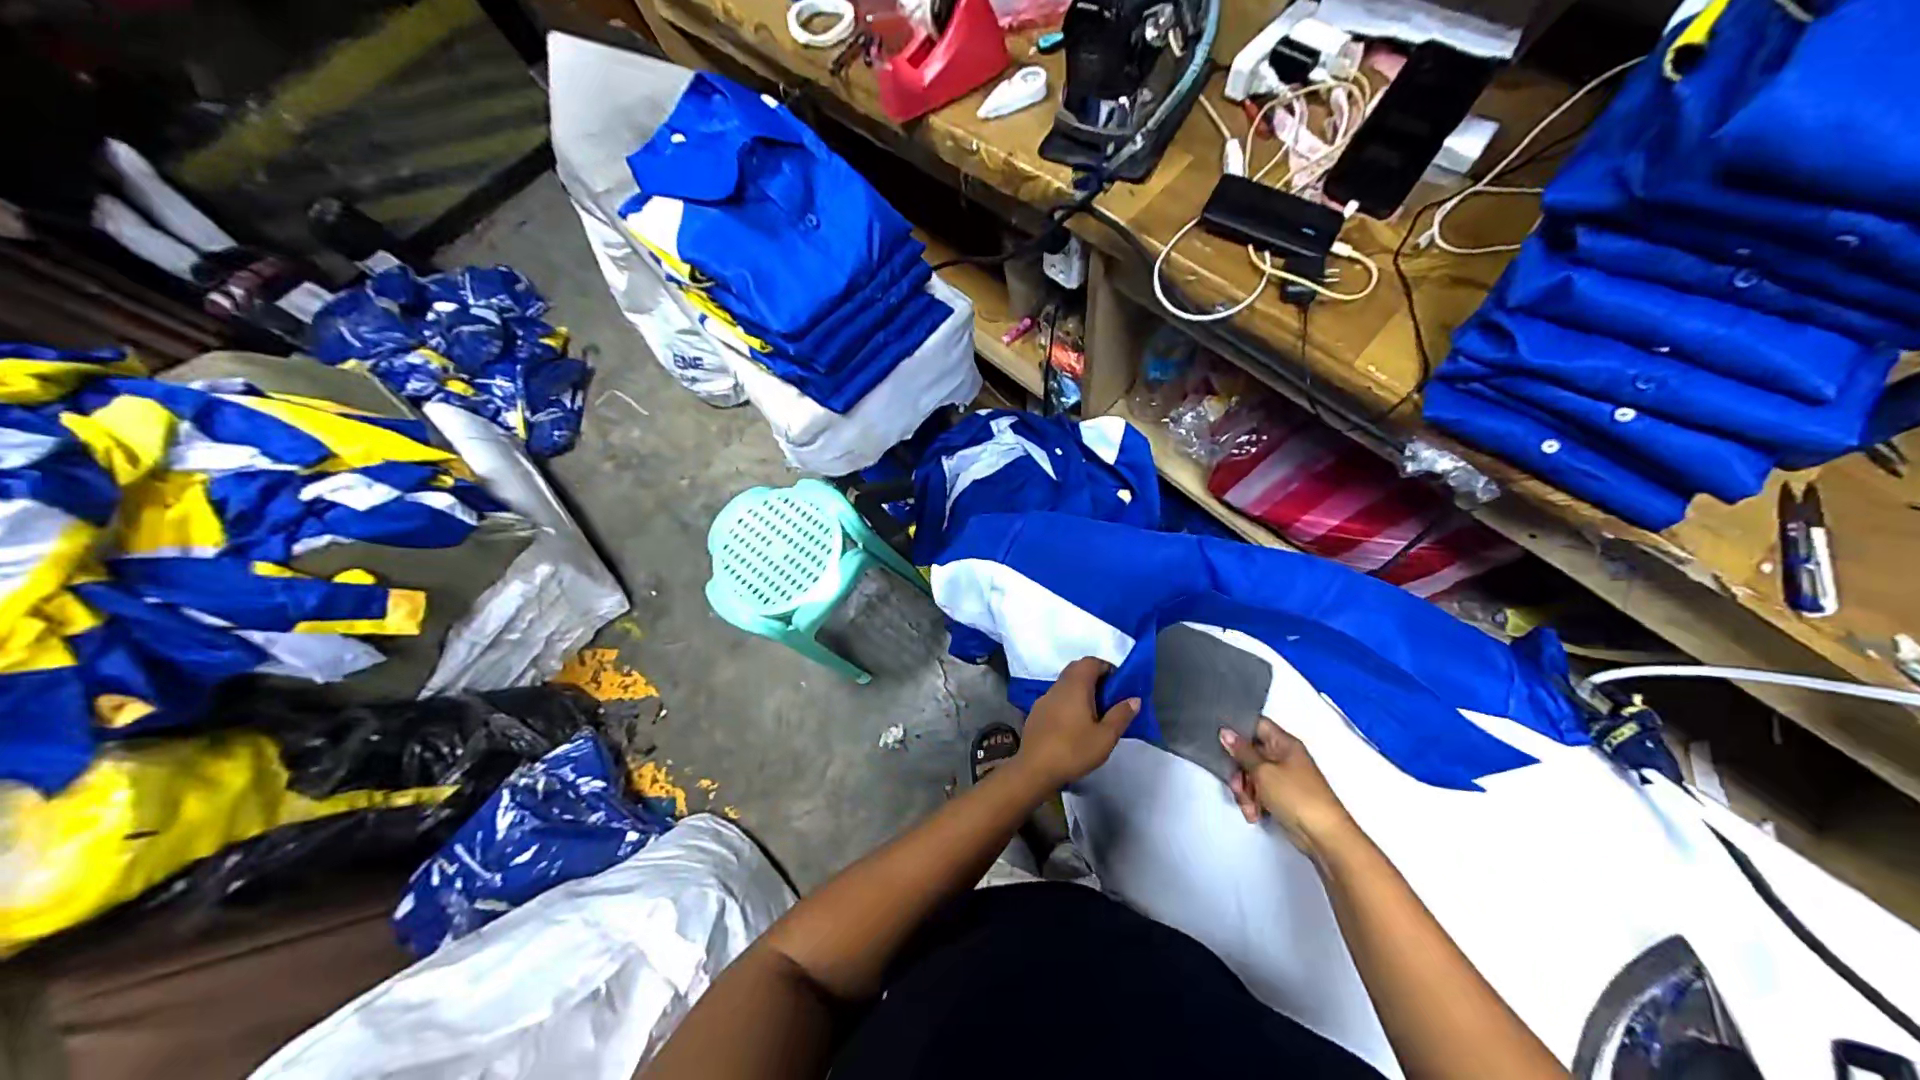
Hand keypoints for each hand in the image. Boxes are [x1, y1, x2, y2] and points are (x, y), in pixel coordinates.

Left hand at [1015, 657, 1140, 788]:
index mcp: (1075, 686)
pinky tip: (1073, 725)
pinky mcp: (1036, 714)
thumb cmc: (1073, 750)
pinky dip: (1068, 703)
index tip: (1118, 685)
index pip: (1090, 662)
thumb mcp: (1105, 737)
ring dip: (1080, 691)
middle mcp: (1057, 687)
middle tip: (1109, 698)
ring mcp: (1043, 700)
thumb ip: (1121, 715)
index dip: (1106, 668)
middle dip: (1094, 678)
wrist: (1034, 770)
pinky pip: (1055, 699)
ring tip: (1094, 714)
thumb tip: (1134, 698)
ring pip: (1064, 685)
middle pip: (1076, 670)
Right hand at [1220, 718, 1356, 856]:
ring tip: (1250, 806)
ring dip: (1245, 791)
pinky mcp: (1282, 796)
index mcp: (1284, 743)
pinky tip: (1255, 814)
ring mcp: (1283, 777)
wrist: (1323, 836)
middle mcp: (1284, 757)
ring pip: (1251, 775)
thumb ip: (1242, 752)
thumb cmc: (1296, 797)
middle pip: (1250, 753)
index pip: (1256, 725)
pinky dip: (1254, 802)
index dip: (1238, 729)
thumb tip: (1225, 733)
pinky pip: (1259, 791)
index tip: (1220, 739)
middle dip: (1239, 771)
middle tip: (1237, 785)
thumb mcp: (1263, 771)